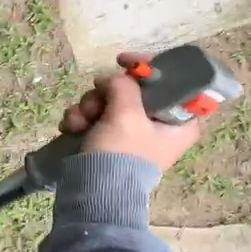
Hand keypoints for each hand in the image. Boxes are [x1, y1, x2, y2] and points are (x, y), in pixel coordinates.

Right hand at [58, 52, 203, 172]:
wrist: (94, 191)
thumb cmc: (120, 154)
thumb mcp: (126, 115)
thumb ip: (124, 87)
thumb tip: (114, 78)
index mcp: (179, 122)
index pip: (171, 83)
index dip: (147, 68)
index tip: (122, 60)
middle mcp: (157, 126)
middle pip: (131, 91)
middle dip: (105, 94)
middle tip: (95, 103)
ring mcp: (130, 133)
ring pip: (107, 102)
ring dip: (87, 106)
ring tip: (78, 122)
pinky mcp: (106, 140)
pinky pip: (93, 117)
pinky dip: (80, 119)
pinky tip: (71, 128)